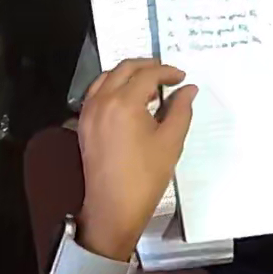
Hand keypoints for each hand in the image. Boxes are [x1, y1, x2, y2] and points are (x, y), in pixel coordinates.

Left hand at [76, 58, 196, 259]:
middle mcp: (102, 101)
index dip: (167, 72)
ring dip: (129, 74)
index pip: (148, 75)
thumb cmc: (146, 176)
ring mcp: (89, 111)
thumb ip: (181, 109)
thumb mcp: (171, 141)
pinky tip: (128, 98)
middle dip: (148, 66)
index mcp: (124, 103)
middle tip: (167, 74)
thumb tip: (188, 89)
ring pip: (107, 77)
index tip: (182, 78)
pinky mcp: (84, 123)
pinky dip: (113, 86)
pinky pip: (96, 92)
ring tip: (149, 84)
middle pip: (124, 68)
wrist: (114, 207)